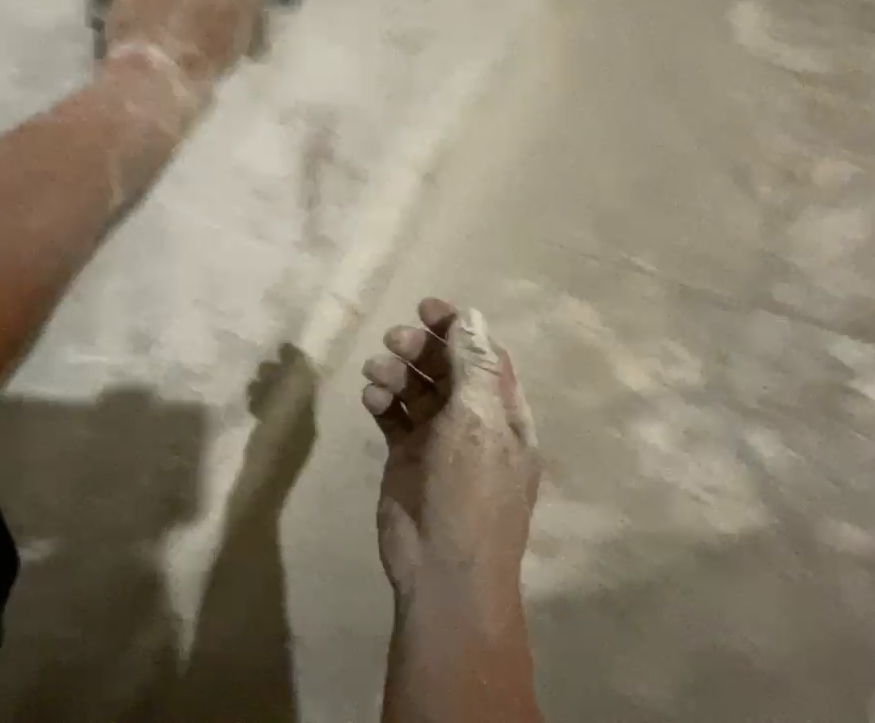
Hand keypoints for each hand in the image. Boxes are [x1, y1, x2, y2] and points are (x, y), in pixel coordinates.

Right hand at [362, 299, 540, 602]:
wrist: (442, 568)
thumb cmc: (470, 491)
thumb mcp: (479, 422)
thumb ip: (473, 365)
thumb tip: (471, 315)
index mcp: (503, 415)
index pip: (484, 357)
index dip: (458, 328)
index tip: (425, 306)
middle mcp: (472, 423)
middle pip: (447, 368)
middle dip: (421, 347)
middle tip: (393, 340)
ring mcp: (437, 441)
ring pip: (416, 389)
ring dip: (397, 372)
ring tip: (376, 372)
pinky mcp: (405, 456)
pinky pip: (392, 415)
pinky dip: (381, 400)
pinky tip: (371, 398)